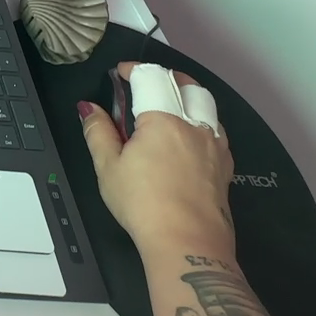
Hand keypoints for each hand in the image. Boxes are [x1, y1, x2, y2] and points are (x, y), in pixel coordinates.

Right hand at [78, 62, 234, 259]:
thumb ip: (98, 130)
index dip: (133, 69)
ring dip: (187, 96)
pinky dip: (201, 120)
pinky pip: (216, 130)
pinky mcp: (225, 168)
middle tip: (145, 81)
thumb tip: (89, 109)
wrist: (188, 246)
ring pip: (209, 106)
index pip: (151, 78)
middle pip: (188, 86)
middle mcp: (196, 128)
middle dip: (165, 76)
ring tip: (166, 105)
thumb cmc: (144, 205)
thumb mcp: (107, 165)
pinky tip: (185, 136)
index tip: (120, 73)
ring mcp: (216, 148)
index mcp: (165, 121)